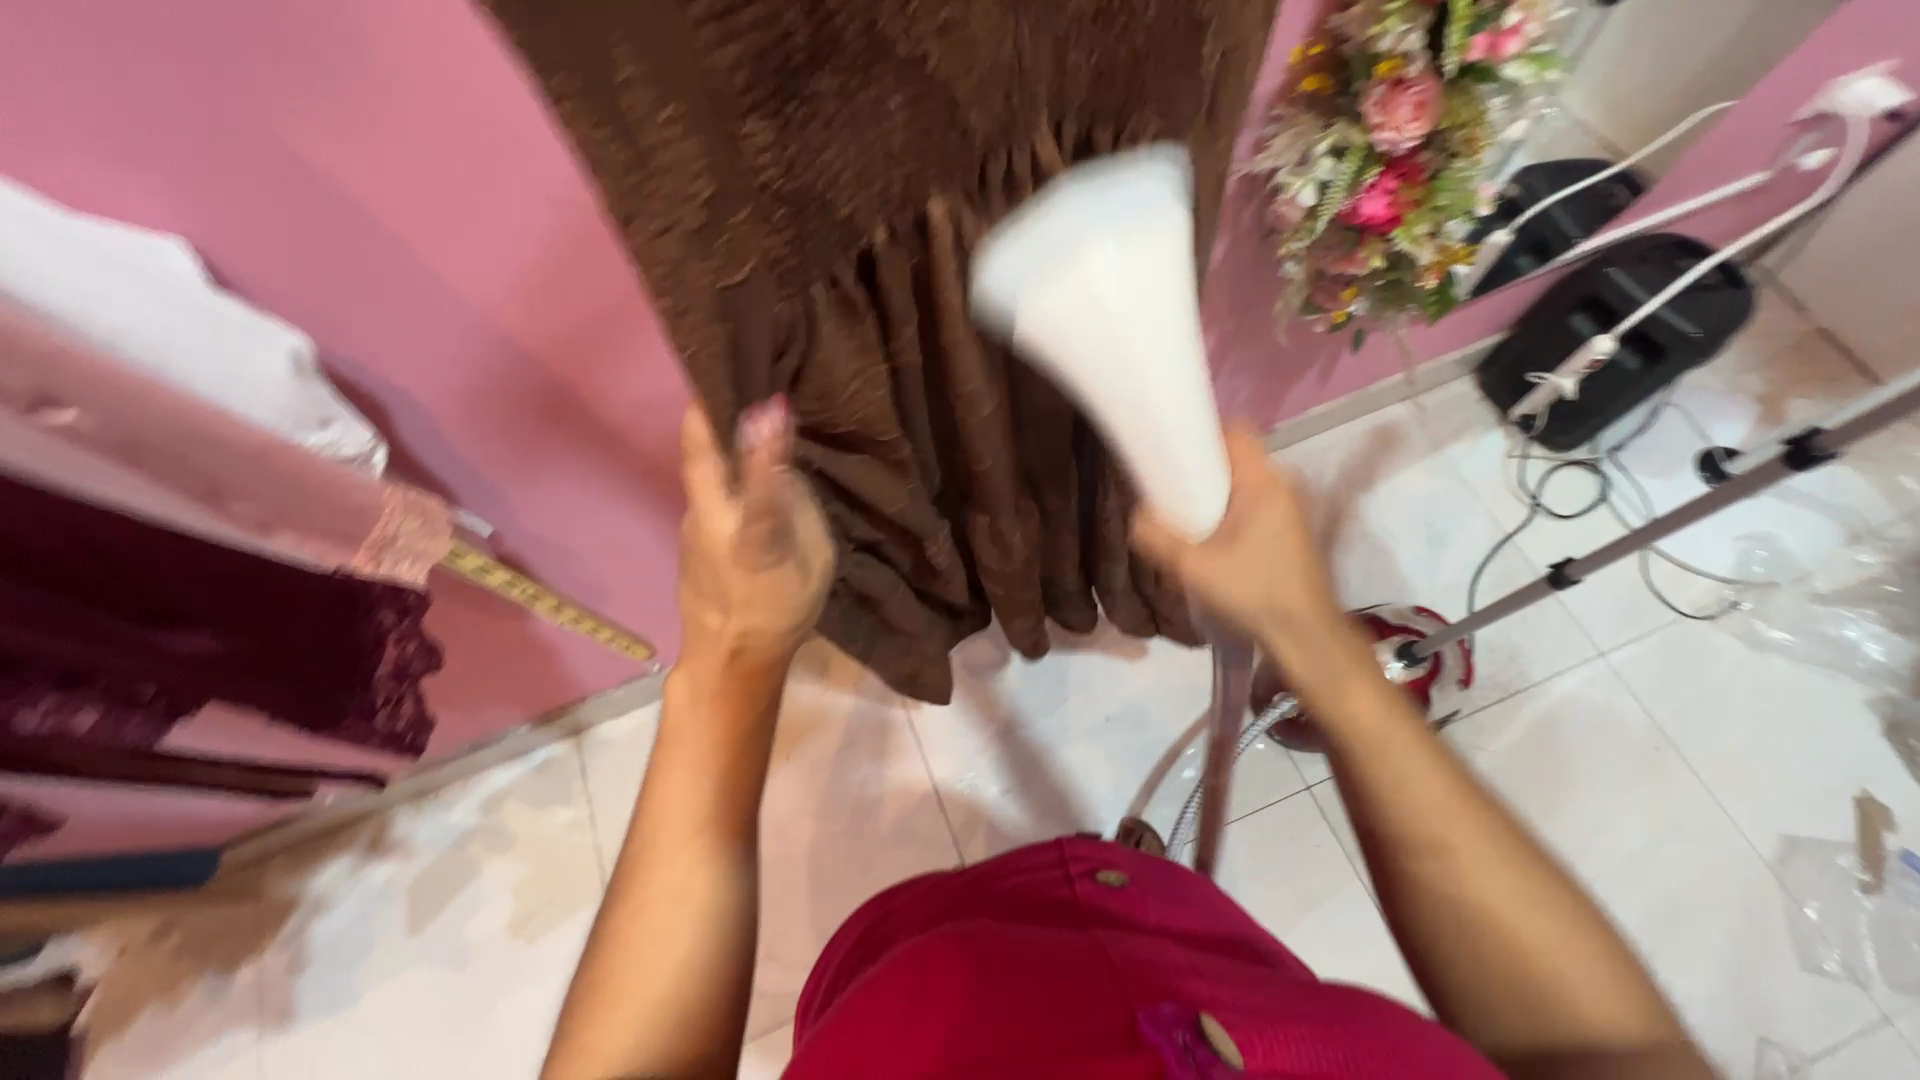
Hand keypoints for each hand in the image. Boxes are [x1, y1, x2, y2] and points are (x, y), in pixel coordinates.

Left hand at [676, 397, 833, 674]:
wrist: (730, 656)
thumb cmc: (784, 609)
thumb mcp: (815, 563)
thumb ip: (798, 508)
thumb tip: (781, 458)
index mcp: (757, 544)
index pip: (762, 494)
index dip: (767, 452)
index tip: (770, 407)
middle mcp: (714, 527)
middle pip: (700, 462)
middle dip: (703, 413)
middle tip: (715, 365)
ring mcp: (690, 525)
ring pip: (697, 470)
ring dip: (707, 433)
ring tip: (727, 396)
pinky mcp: (683, 529)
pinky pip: (703, 486)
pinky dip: (714, 463)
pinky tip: (729, 453)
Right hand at [1130, 425, 1343, 648]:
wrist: (1305, 636)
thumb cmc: (1253, 592)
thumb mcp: (1193, 567)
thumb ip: (1157, 537)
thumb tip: (1136, 517)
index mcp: (1264, 482)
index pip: (1236, 431)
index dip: (1202, 435)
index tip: (1172, 454)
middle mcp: (1283, 486)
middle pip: (1235, 459)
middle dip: (1200, 471)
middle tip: (1168, 492)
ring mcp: (1291, 509)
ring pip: (1243, 485)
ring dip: (1213, 496)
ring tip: (1183, 519)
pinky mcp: (1290, 532)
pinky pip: (1253, 505)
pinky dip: (1228, 513)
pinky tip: (1208, 541)